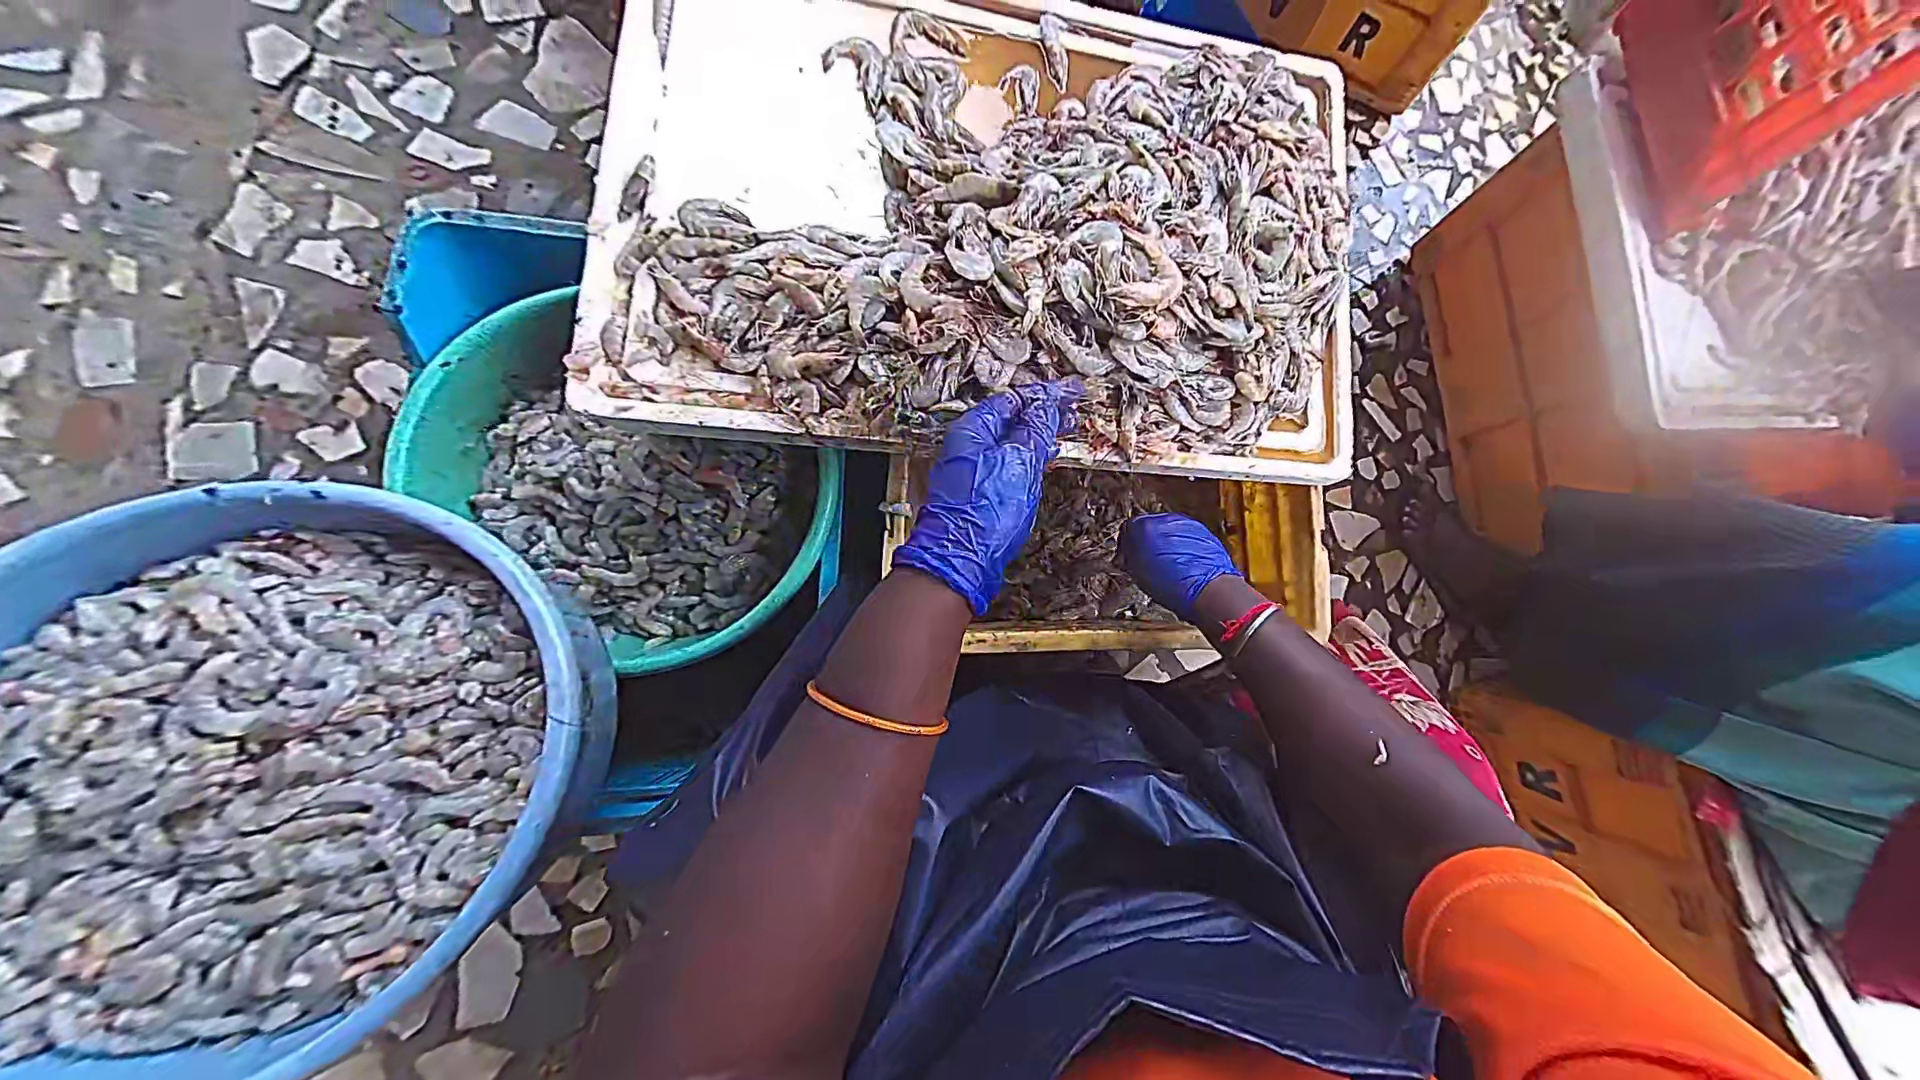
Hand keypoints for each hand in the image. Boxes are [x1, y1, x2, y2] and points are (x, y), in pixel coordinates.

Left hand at [893, 381, 1080, 615]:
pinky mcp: (981, 493)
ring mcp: (974, 470)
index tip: (1072, 391)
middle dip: (1045, 412)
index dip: (1047, 394)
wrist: (961, 560)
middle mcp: (969, 447)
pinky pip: (1009, 463)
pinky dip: (1030, 456)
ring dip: (1039, 434)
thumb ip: (1035, 430)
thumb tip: (1047, 406)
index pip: (1015, 399)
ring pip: (1012, 441)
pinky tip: (1044, 459)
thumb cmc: (983, 513)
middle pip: (1012, 419)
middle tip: (1073, 408)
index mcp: (973, 429)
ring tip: (1065, 429)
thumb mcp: (1019, 462)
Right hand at [1119, 513, 1241, 622]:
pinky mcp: (1203, 531)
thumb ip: (1130, 557)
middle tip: (1147, 562)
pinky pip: (1186, 536)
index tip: (1128, 557)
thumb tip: (1128, 555)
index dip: (1127, 546)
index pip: (1128, 529)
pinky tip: (1182, 564)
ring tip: (1167, 566)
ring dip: (1166, 544)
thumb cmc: (1172, 584)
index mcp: (1143, 527)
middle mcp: (1164, 520)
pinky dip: (1182, 546)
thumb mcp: (1137, 573)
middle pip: (1149, 527)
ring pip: (1168, 531)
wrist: (1207, 588)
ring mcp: (1185, 524)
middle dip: (1147, 543)